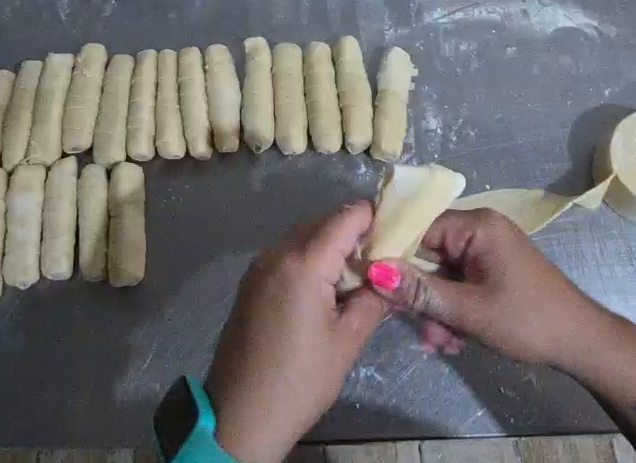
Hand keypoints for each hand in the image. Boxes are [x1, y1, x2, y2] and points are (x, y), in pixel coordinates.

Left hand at [205, 202, 389, 462]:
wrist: (240, 417)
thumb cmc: (300, 381)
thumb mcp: (347, 342)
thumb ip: (372, 299)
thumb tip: (387, 276)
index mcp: (304, 263)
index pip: (344, 217)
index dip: (372, 217)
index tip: (395, 231)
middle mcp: (278, 252)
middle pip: (322, 222)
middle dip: (352, 232)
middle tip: (380, 257)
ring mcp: (259, 265)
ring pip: (303, 236)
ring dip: (329, 244)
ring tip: (354, 274)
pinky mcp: (251, 281)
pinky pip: (287, 253)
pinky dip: (309, 257)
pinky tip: (324, 286)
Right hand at [368, 207, 608, 371]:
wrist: (582, 344)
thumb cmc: (526, 320)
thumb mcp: (468, 310)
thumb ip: (420, 290)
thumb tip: (372, 271)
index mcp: (477, 224)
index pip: (420, 227)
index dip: (395, 254)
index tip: (373, 280)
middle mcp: (481, 228)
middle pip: (430, 252)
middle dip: (420, 292)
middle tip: (414, 326)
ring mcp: (489, 249)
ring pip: (443, 273)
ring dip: (436, 307)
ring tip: (439, 342)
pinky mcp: (494, 269)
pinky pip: (460, 281)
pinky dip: (453, 307)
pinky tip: (452, 338)